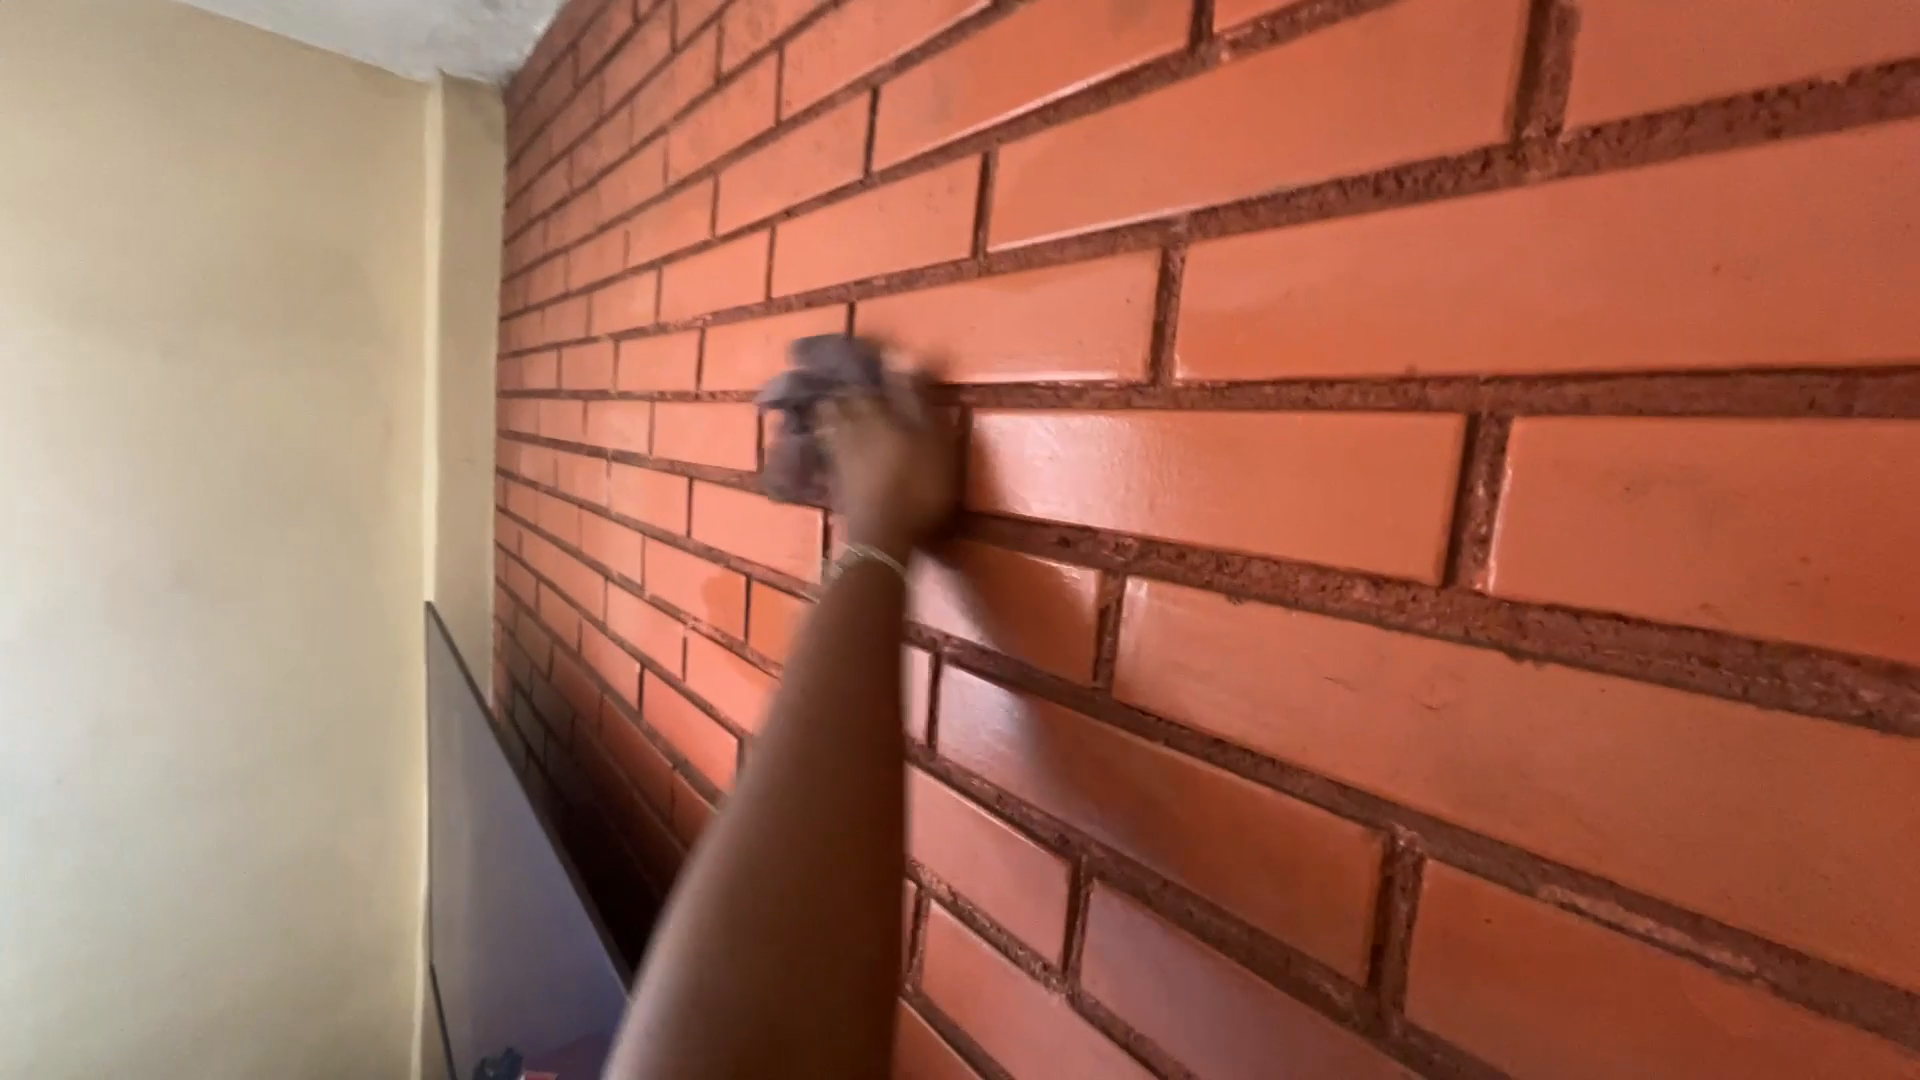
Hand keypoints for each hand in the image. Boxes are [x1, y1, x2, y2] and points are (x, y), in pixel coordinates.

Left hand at [819, 377, 956, 560]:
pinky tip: (832, 444)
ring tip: (831, 408)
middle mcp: (850, 430)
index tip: (859, 361)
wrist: (885, 537)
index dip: (858, 372)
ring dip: (828, 416)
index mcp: (873, 415)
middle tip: (840, 384)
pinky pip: (828, 452)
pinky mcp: (836, 482)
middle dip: (837, 393)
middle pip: (835, 405)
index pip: (859, 384)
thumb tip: (897, 353)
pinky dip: (829, 443)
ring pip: (827, 427)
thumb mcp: (931, 438)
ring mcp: (839, 458)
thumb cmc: (917, 485)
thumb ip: (915, 398)